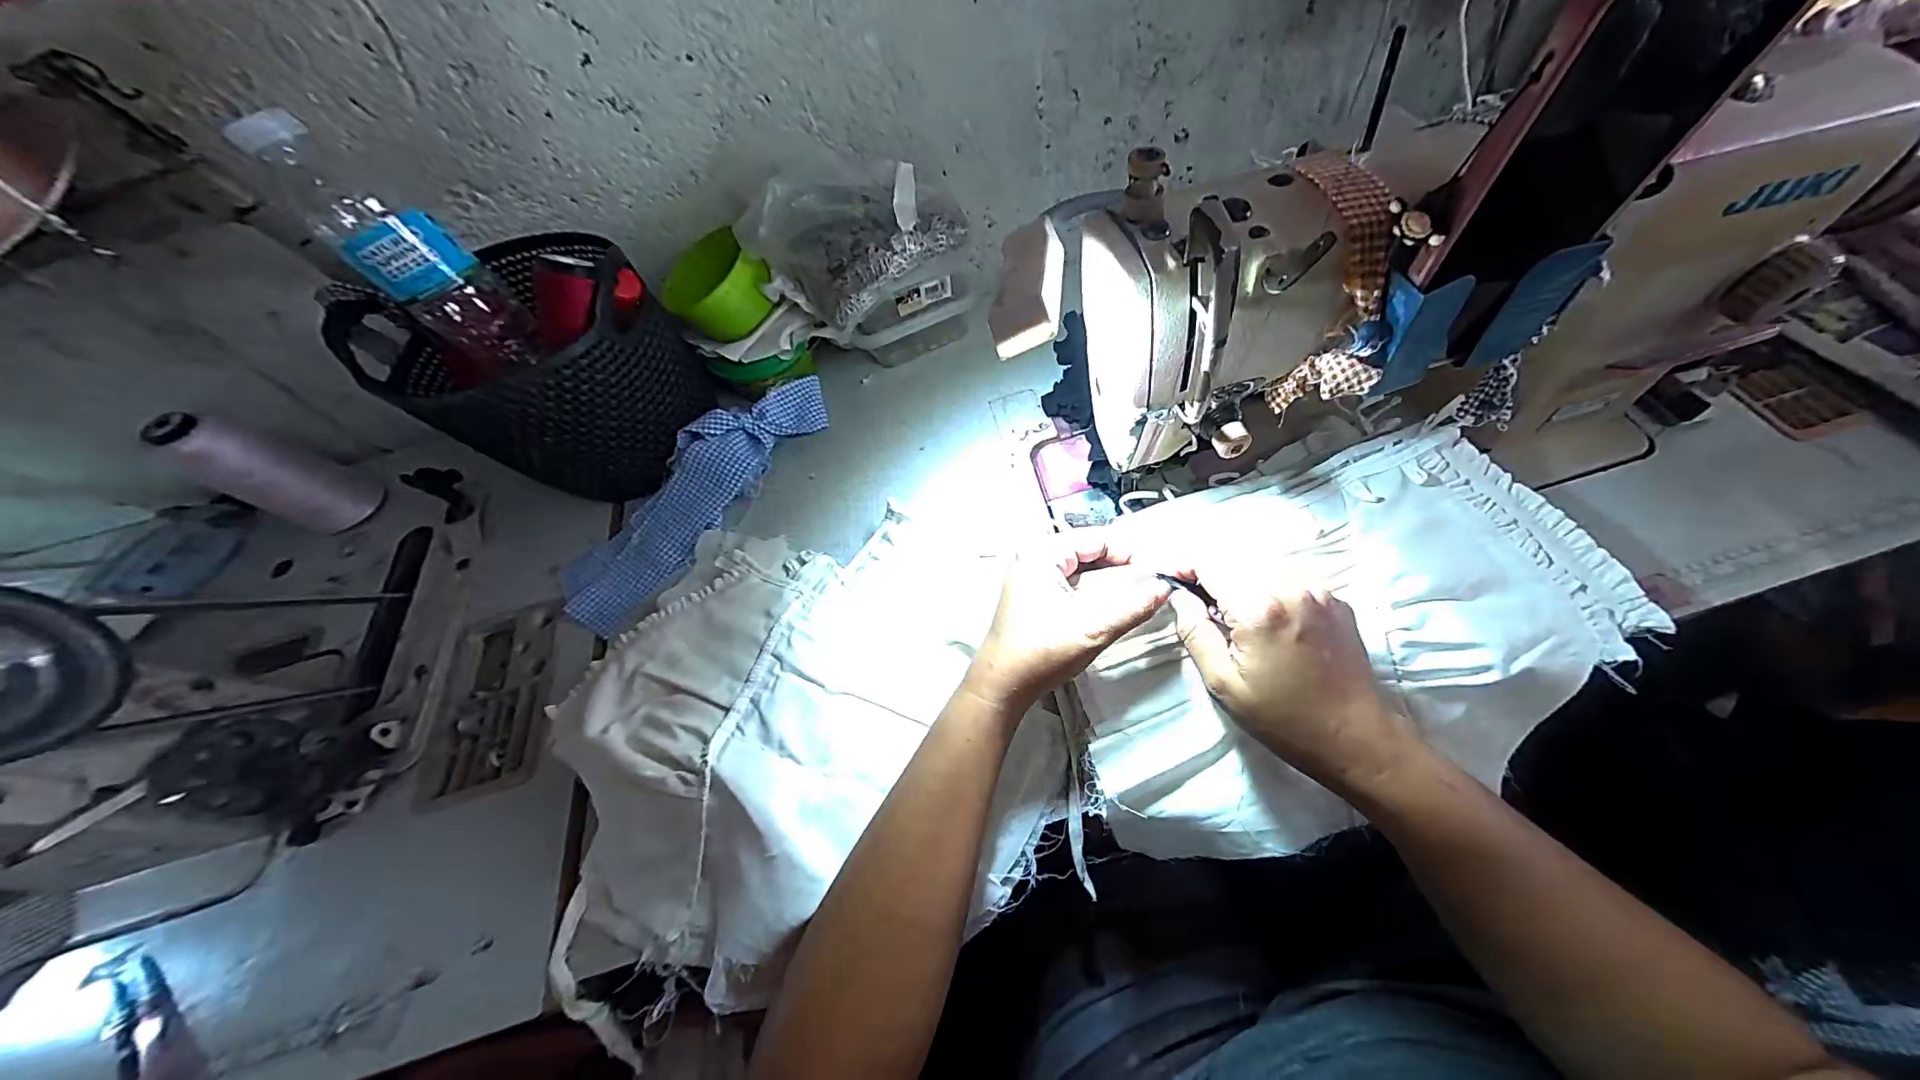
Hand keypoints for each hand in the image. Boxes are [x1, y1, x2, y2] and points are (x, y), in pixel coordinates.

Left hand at [965, 530, 1172, 712]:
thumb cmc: (1040, 655)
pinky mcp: (1031, 590)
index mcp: (1041, 552)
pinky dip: (1092, 587)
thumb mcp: (1093, 629)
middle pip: (1089, 549)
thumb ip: (1133, 606)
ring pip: (1082, 565)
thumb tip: (1165, 586)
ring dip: (1108, 577)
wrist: (1002, 684)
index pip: (1098, 538)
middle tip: (1150, 584)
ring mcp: (1029, 572)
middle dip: (1121, 566)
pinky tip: (1109, 603)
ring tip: (1136, 593)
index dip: (1130, 554)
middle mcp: (1032, 554)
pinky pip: (1071, 579)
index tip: (1156, 573)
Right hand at [1166, 569, 1428, 797]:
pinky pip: (1290, 576)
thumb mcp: (1224, 683)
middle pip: (1235, 557)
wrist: (1355, 736)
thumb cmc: (1283, 717)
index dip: (1185, 566)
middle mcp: (1291, 588)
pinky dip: (1268, 585)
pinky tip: (1265, 615)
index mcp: (1260, 608)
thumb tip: (1179, 599)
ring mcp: (1319, 591)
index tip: (1173, 582)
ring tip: (1231, 609)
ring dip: (1239, 577)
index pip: (1210, 563)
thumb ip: (1195, 633)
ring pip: (1263, 563)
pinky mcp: (1335, 600)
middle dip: (1211, 572)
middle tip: (1198, 601)